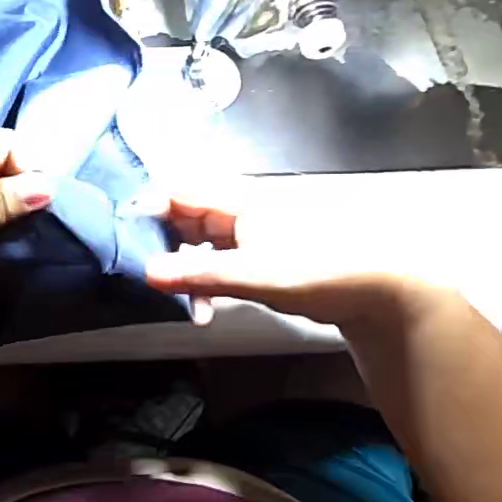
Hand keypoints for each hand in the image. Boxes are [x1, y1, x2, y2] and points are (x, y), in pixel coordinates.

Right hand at [143, 186, 452, 333]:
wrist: (376, 289)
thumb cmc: (318, 271)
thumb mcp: (254, 275)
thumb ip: (200, 275)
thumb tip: (149, 272)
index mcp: (239, 201)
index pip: (180, 192)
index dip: (149, 208)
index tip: (125, 235)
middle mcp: (240, 210)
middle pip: (185, 218)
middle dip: (167, 249)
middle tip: (159, 282)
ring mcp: (249, 232)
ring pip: (200, 244)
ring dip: (188, 273)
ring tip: (191, 308)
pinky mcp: (258, 254)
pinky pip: (217, 261)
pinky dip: (207, 283)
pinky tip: (207, 309)